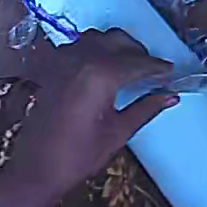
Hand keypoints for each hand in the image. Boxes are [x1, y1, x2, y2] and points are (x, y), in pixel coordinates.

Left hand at [0, 29, 176, 206]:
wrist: (34, 169)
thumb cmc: (78, 156)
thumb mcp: (118, 132)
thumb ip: (145, 108)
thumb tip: (171, 96)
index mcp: (100, 75)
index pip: (138, 62)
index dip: (157, 67)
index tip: (172, 73)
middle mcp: (81, 59)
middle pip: (118, 41)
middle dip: (139, 53)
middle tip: (154, 72)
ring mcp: (62, 60)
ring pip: (98, 38)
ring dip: (117, 46)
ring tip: (131, 67)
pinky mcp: (52, 67)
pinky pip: (79, 46)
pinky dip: (95, 49)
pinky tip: (103, 68)